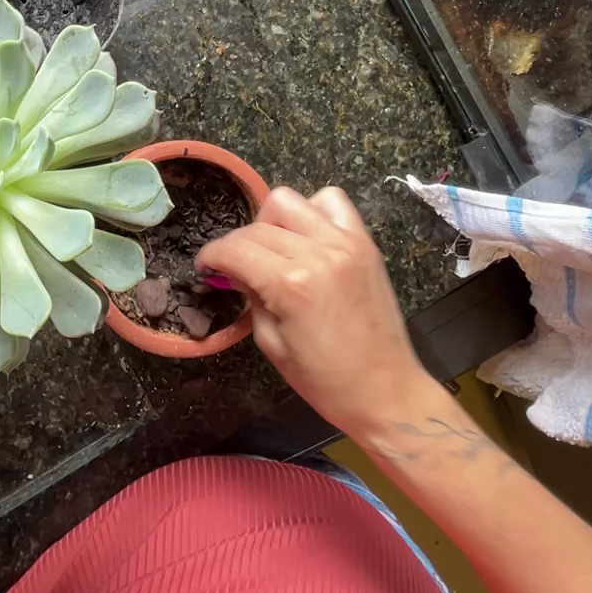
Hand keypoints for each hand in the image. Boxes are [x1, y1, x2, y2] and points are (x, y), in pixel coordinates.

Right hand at [196, 187, 443, 439]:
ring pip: (289, 201)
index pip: (235, 249)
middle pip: (257, 226)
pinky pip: (331, 201)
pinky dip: (312, 211)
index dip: (212, 255)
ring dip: (271, 221)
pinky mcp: (364, 242)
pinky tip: (308, 237)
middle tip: (237, 267)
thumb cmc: (324, 380)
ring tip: (274, 249)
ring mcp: (345, 242)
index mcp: (291, 284)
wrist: (386, 392)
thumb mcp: (270, 343)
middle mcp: (318, 253)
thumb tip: (233, 269)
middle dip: (237, 245)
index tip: (205, 266)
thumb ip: (250, 295)